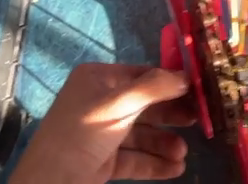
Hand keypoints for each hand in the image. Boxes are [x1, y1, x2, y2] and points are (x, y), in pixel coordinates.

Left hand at [7, 63, 197, 183]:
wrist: (50, 183)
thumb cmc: (84, 132)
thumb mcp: (119, 104)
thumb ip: (153, 88)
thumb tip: (185, 75)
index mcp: (98, 79)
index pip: (140, 74)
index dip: (167, 81)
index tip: (196, 90)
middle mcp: (100, 102)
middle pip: (142, 105)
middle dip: (169, 115)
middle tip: (198, 121)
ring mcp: (101, 133)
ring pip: (139, 134)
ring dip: (163, 142)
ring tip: (184, 153)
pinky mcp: (102, 161)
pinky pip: (133, 158)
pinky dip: (153, 163)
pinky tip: (176, 169)